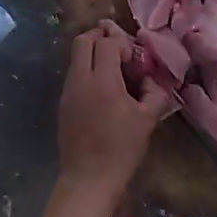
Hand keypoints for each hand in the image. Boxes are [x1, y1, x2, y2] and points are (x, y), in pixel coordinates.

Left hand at [58, 22, 170, 193]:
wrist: (89, 178)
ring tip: (115, 71)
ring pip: (75, 58)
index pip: (107, 43)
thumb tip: (149, 79)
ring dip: (94, 54)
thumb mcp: (148, 119)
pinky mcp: (63, 104)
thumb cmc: (122, 148)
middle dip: (102, 38)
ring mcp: (67, 92)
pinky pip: (74, 76)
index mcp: (102, 81)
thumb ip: (154, 92)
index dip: (124, 44)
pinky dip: (88, 72)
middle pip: (83, 41)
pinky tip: (105, 91)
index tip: (136, 61)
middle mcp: (80, 80)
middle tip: (121, 50)